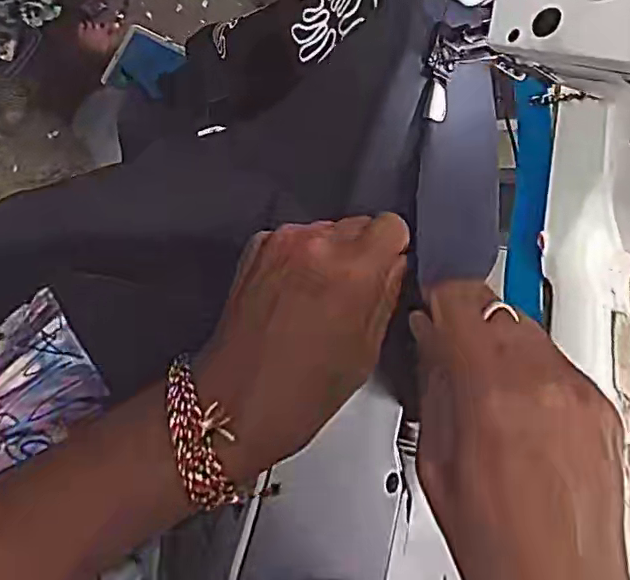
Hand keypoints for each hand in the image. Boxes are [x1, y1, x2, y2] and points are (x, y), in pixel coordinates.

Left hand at [194, 214, 409, 481]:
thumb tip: (397, 265)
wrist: (232, 405)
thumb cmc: (297, 393)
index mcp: (352, 270)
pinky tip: (294, 296)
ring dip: (331, 254)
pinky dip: (301, 258)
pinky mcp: (258, 246)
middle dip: (363, 252)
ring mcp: (283, 242)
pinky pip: (297, 238)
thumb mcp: (366, 349)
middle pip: (360, 224)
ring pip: (328, 229)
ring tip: (319, 300)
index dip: (394, 248)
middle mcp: (317, 245)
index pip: (392, 224)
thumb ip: (387, 293)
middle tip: (353, 293)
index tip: (388, 266)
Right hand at [411, 281, 628, 579]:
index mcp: (490, 391)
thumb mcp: (437, 463)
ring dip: (508, 344)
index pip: (462, 299)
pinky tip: (529, 410)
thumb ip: (433, 384)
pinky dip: (540, 370)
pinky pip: (561, 359)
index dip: (443, 291)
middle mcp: (540, 380)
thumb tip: (430, 339)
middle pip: (498, 307)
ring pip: (531, 328)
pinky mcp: (602, 403)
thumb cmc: (500, 543)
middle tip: (460, 350)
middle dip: (474, 322)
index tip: (436, 297)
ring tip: (497, 390)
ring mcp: (576, 390)